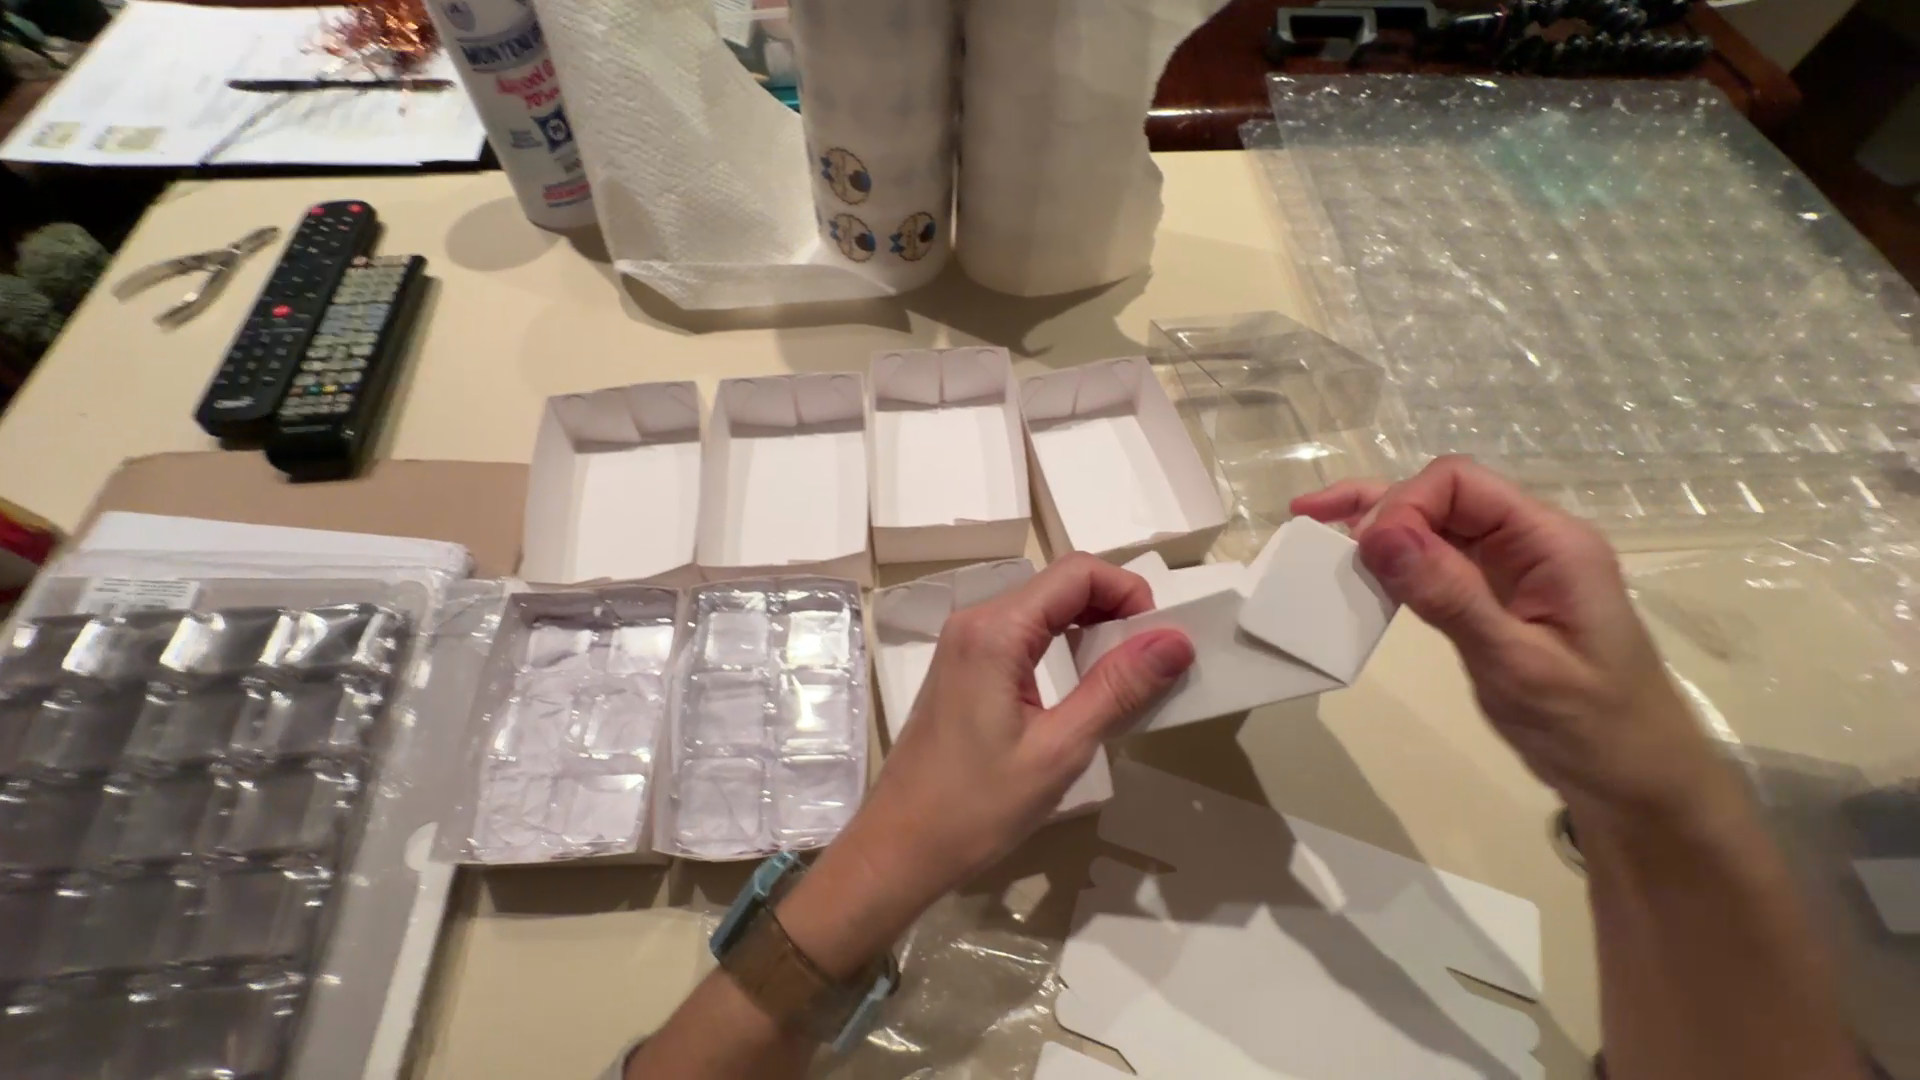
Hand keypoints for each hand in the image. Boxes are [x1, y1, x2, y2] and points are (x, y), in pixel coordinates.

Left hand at [777, 555, 1193, 975]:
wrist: (899, 847)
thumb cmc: (976, 807)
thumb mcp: (1059, 750)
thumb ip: (1117, 689)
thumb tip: (1175, 639)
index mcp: (995, 631)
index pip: (1076, 572)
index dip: (1127, 590)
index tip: (1160, 638)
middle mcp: (975, 622)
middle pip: (1059, 585)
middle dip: (1113, 609)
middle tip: (1151, 662)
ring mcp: (963, 644)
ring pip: (1041, 609)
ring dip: (1089, 628)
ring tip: (1126, 676)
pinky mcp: (962, 667)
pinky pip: (1022, 635)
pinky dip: (1061, 646)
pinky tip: (1083, 686)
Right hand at [1293, 456, 1736, 825]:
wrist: (1632, 778)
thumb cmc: (1589, 724)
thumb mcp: (1515, 663)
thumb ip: (1449, 595)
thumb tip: (1378, 535)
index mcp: (1551, 542)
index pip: (1460, 483)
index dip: (1402, 505)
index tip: (1363, 552)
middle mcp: (1529, 539)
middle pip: (1441, 493)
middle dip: (1377, 506)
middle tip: (1319, 533)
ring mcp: (1510, 565)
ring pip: (1432, 521)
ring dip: (1375, 523)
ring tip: (1315, 525)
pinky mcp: (1491, 591)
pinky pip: (1433, 557)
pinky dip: (1390, 558)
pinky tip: (1356, 569)